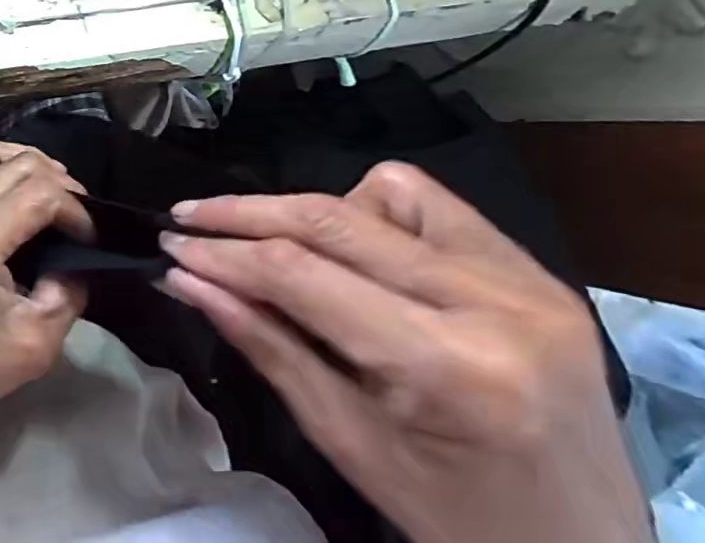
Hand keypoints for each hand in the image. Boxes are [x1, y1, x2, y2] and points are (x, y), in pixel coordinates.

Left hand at [0, 126, 90, 426]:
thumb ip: (68, 291)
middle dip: (61, 184)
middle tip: (82, 219)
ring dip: (26, 162)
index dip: (79, 211)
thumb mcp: (36, 342)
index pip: (43, 192)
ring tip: (55, 188)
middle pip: (20, 165)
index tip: (94, 240)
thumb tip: (80, 260)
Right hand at [158, 161, 649, 542]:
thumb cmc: (456, 518)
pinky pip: (427, 201)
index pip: (299, 274)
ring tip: (281, 250)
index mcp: (452, 367)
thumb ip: (261, 342)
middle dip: (242, 214)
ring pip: (376, 193)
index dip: (221, 252)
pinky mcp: (535, 271)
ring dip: (310, 214)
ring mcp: (525, 281)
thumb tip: (184, 279)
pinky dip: (371, 209)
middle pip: (330, 220)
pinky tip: (355, 250)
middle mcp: (496, 305)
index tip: (169, 245)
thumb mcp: (344, 439)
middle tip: (186, 221)